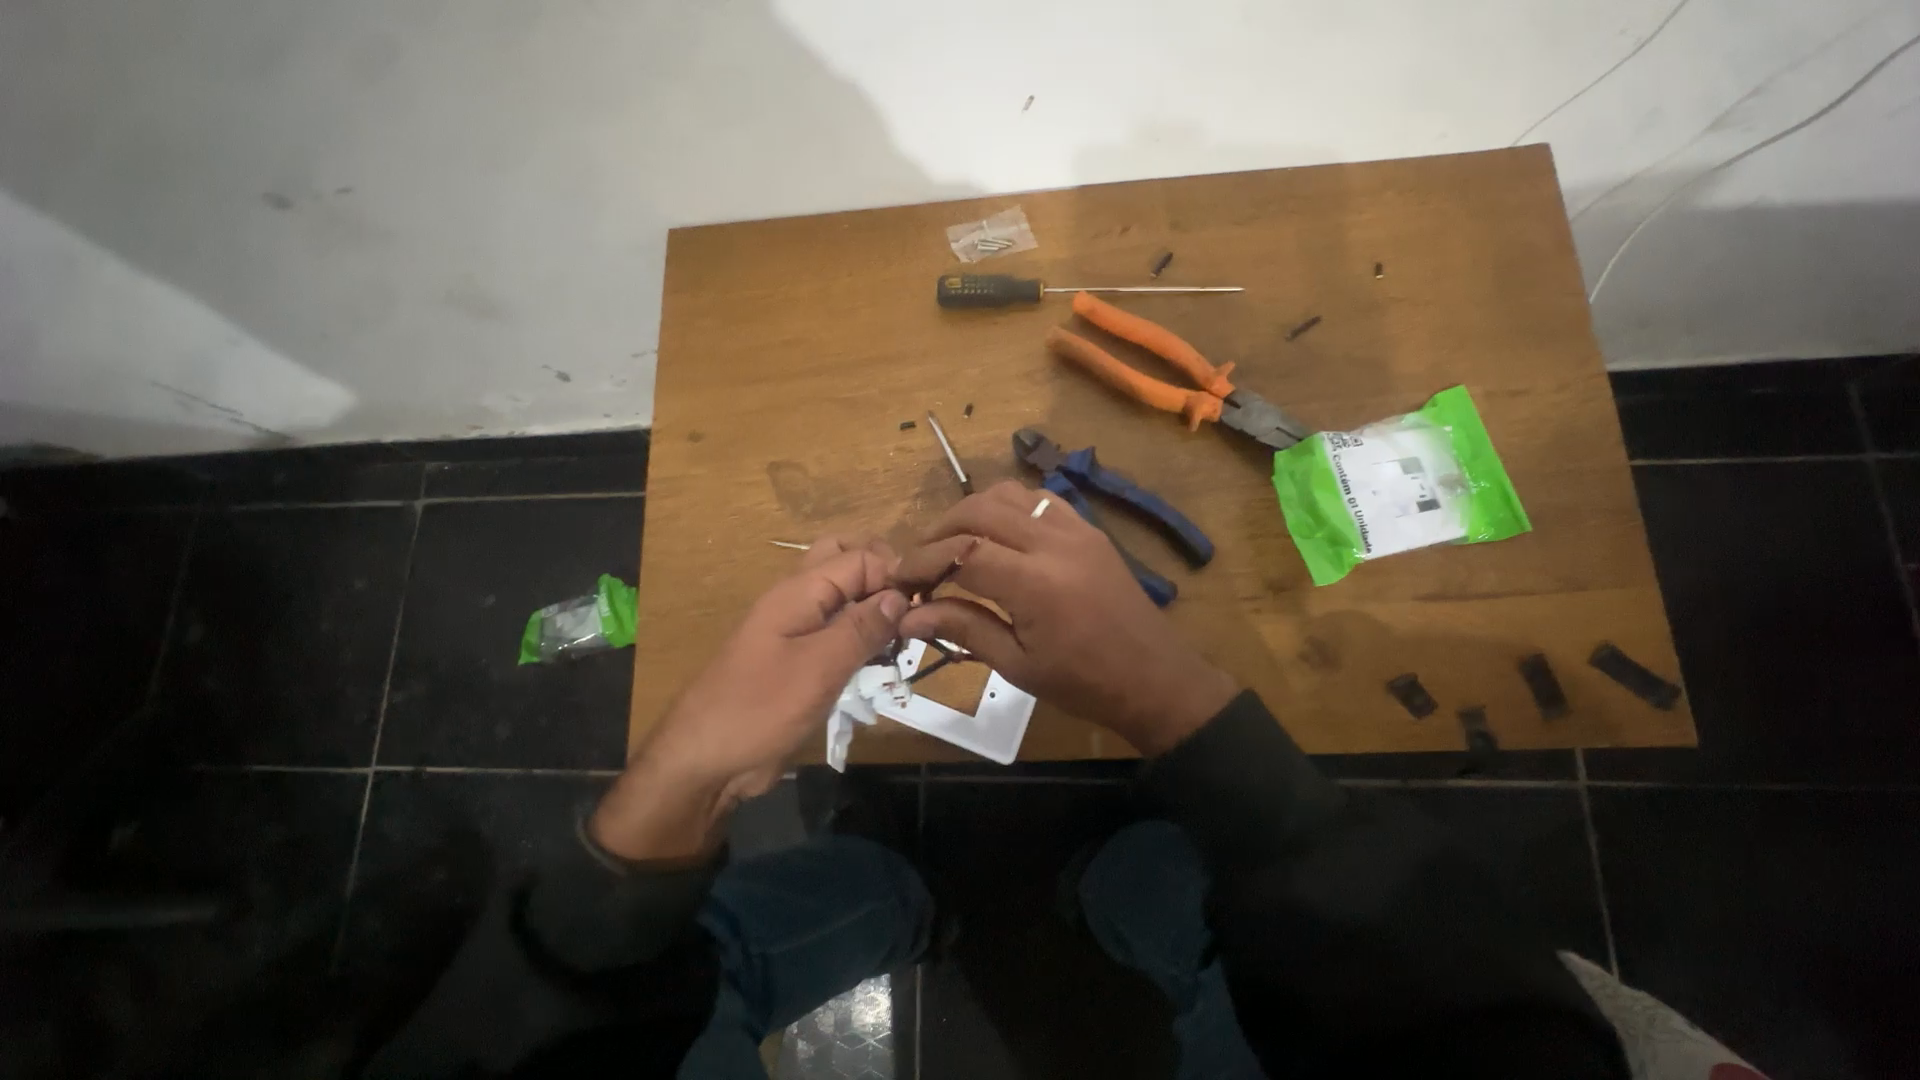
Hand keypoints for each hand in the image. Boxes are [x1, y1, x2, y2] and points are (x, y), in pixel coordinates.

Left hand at [590, 537, 908, 860]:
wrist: (705, 761)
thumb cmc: (760, 708)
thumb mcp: (820, 666)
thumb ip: (863, 627)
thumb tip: (900, 594)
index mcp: (799, 591)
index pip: (860, 556)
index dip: (895, 574)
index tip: (925, 607)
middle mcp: (799, 603)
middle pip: (847, 567)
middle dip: (884, 583)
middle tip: (911, 617)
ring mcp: (798, 633)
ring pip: (845, 604)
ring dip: (876, 617)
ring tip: (902, 647)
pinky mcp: (800, 665)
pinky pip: (838, 640)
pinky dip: (863, 646)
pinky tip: (882, 670)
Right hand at [893, 481, 1237, 755]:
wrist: (1154, 678)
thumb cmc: (1083, 684)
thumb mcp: (1017, 665)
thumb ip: (962, 629)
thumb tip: (908, 615)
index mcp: (1035, 583)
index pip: (960, 551)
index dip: (922, 561)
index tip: (901, 581)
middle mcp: (1054, 542)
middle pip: (977, 510)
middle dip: (938, 532)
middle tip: (920, 565)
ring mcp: (1075, 529)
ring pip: (1007, 494)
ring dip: (970, 513)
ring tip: (951, 546)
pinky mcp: (1088, 529)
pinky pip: (1038, 499)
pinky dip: (1006, 507)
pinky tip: (995, 535)